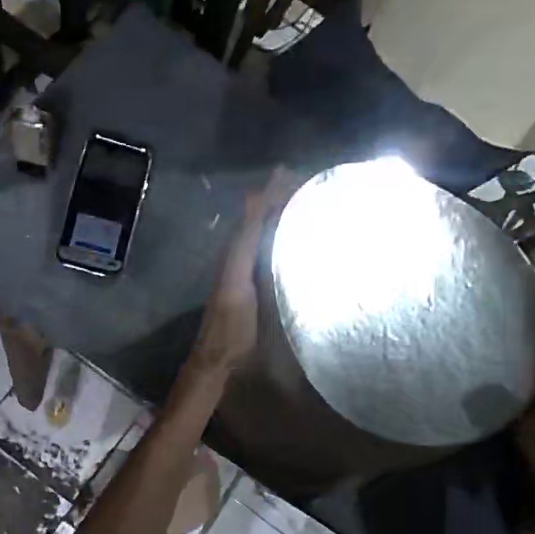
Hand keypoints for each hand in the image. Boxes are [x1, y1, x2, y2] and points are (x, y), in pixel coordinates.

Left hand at [189, 168, 296, 373]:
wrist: (221, 358)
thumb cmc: (231, 322)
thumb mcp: (238, 278)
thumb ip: (246, 241)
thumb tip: (254, 197)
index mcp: (238, 249)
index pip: (258, 211)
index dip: (274, 193)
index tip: (298, 175)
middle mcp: (243, 256)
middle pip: (264, 220)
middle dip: (284, 200)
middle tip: (313, 186)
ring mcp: (251, 273)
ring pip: (269, 237)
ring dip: (287, 219)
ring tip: (312, 206)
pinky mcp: (259, 289)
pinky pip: (273, 256)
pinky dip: (286, 242)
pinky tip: (302, 244)